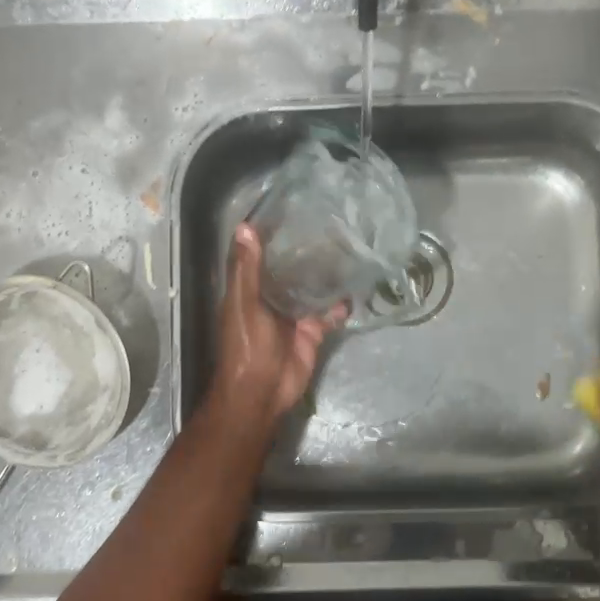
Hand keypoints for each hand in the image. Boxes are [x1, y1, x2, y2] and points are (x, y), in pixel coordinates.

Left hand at [213, 224, 343, 429]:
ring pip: (311, 289)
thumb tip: (245, 227)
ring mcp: (293, 316)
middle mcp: (271, 299)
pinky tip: (356, 285)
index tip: (290, 208)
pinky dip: (340, 303)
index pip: (259, 256)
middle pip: (288, 271)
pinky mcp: (312, 332)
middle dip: (304, 252)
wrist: (262, 392)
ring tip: (348, 247)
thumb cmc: (246, 346)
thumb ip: (246, 269)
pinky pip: (328, 313)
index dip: (270, 235)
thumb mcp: (243, 303)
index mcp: (248, 290)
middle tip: (329, 223)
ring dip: (325, 274)